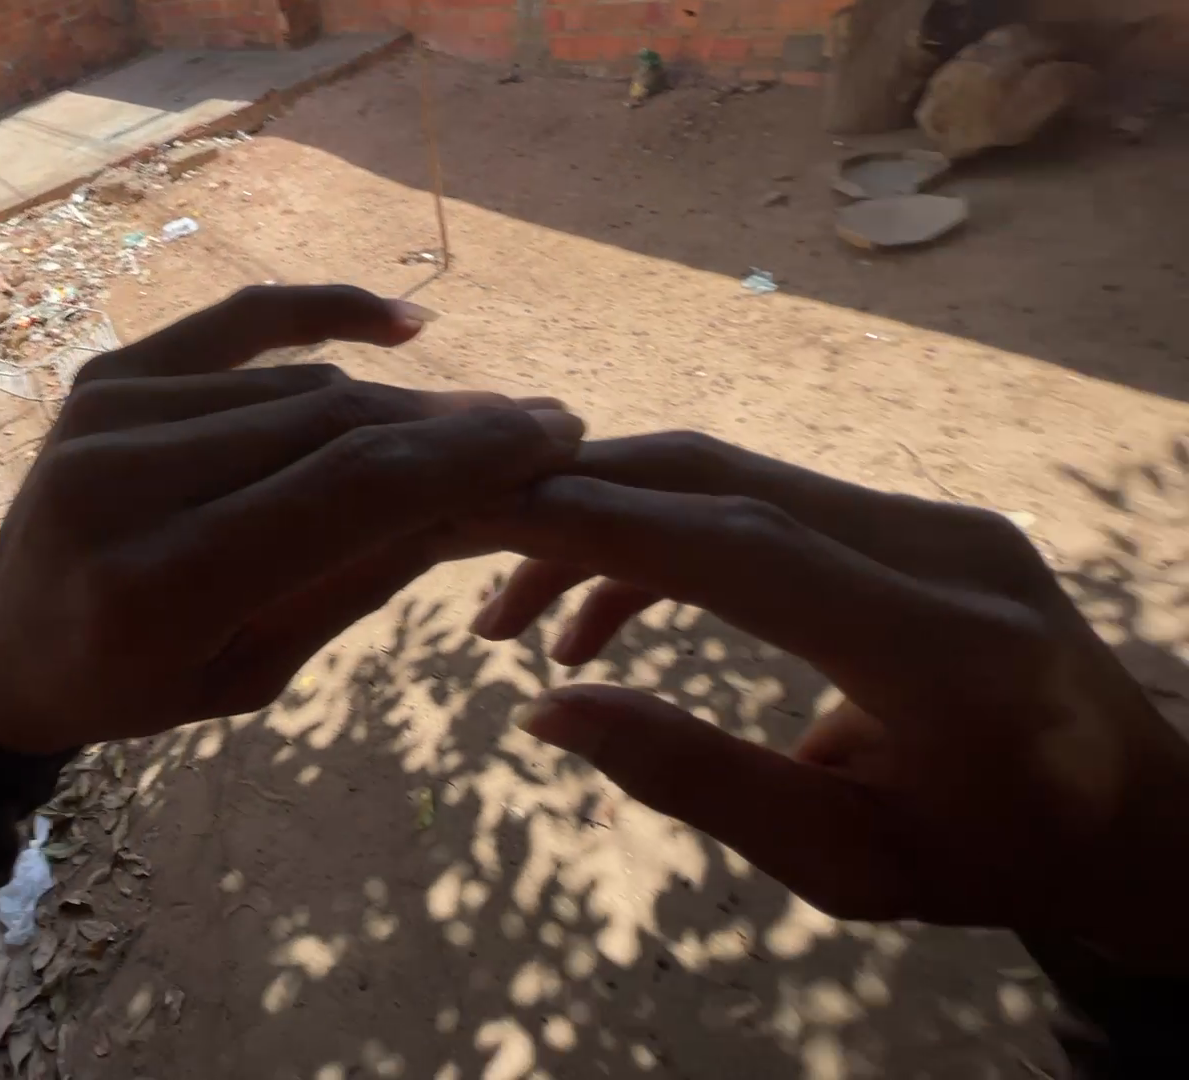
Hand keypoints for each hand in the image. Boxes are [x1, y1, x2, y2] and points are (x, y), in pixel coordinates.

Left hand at [0, 286, 585, 755]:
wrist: (6, 642)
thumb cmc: (129, 683)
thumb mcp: (249, 673)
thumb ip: (351, 580)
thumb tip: (469, 501)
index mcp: (159, 584)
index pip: (350, 490)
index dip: (468, 456)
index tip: (555, 439)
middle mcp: (124, 480)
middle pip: (332, 425)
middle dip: (452, 426)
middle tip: (537, 427)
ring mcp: (106, 412)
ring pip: (300, 387)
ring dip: (401, 402)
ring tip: (471, 422)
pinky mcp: (105, 376)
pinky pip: (238, 324)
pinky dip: (324, 312)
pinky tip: (400, 324)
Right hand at [471, 433, 1188, 968]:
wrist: (1142, 809)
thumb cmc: (993, 856)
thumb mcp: (842, 864)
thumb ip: (691, 779)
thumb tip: (541, 711)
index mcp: (941, 649)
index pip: (732, 544)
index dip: (589, 522)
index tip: (474, 518)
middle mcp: (933, 547)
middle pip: (707, 479)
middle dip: (563, 497)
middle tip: (458, 536)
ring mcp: (913, 518)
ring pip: (707, 480)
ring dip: (590, 527)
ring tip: (507, 617)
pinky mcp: (883, 518)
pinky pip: (731, 507)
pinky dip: (640, 547)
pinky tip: (589, 621)